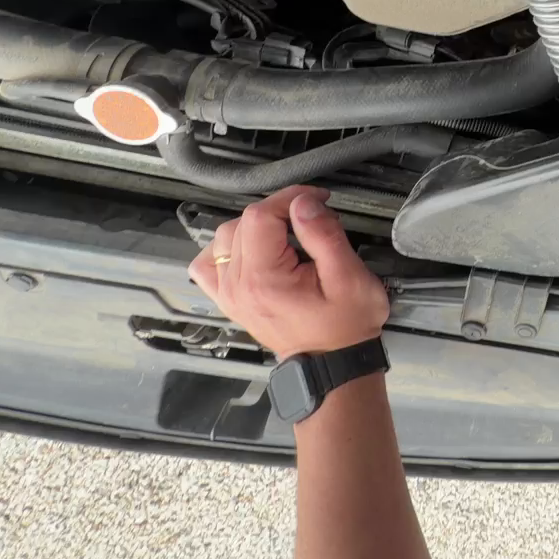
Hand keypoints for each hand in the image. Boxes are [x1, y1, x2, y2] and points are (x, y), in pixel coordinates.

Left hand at [188, 186, 388, 356]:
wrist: (333, 361)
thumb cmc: (347, 322)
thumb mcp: (349, 275)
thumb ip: (324, 235)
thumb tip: (305, 203)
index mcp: (264, 279)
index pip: (260, 216)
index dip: (290, 198)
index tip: (320, 199)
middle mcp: (237, 286)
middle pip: (240, 223)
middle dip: (278, 209)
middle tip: (313, 216)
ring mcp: (228, 294)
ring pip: (223, 238)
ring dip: (256, 225)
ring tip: (289, 231)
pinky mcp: (229, 299)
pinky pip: (209, 263)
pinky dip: (228, 248)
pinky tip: (255, 249)